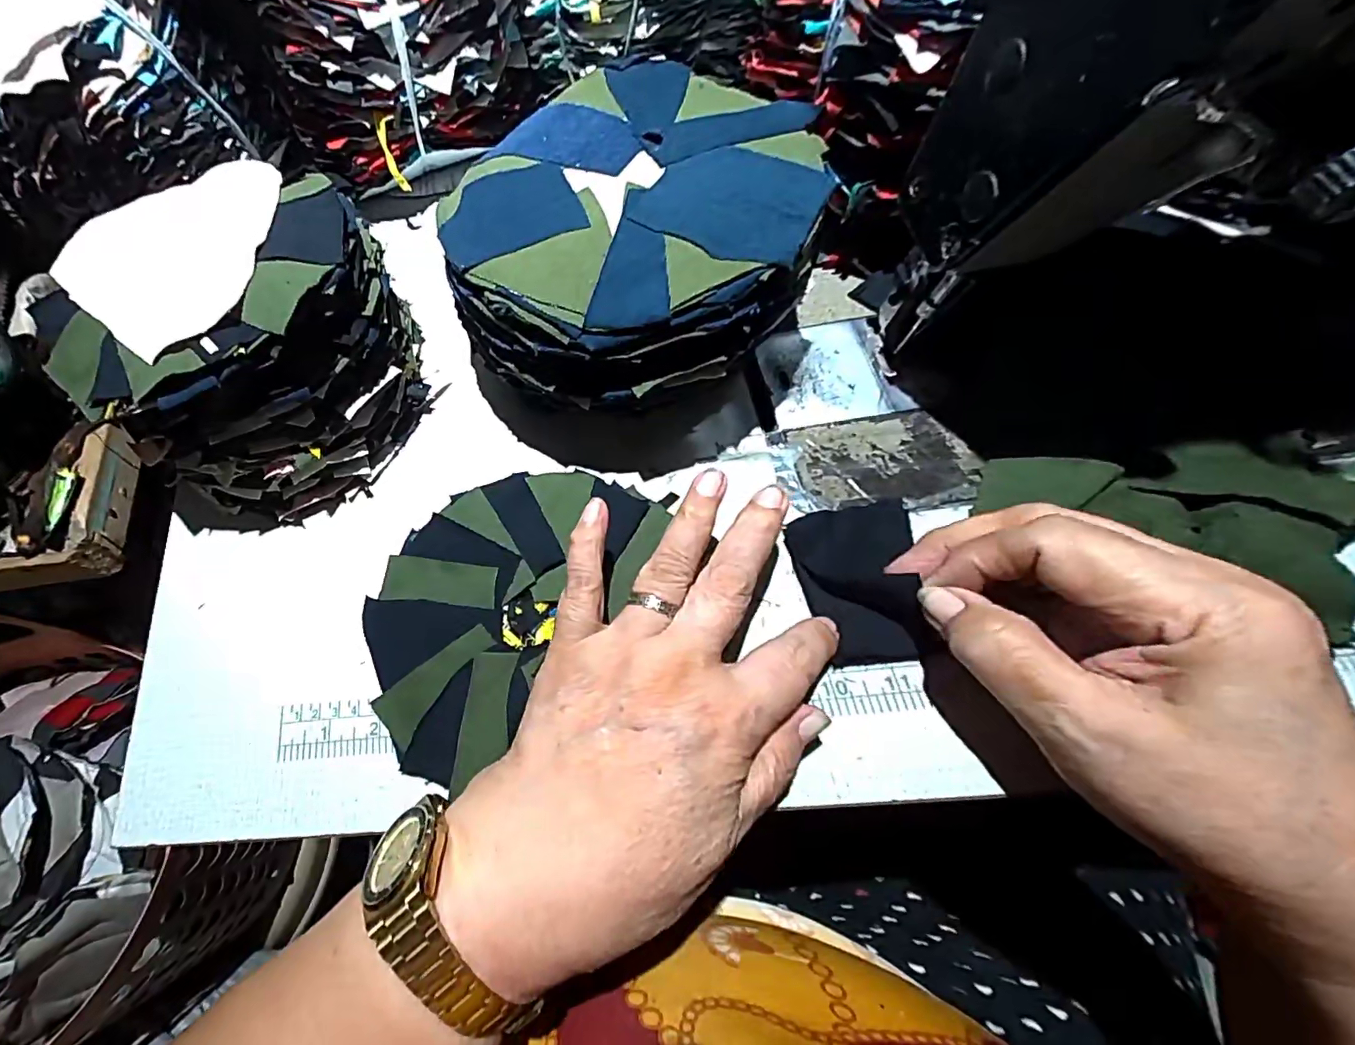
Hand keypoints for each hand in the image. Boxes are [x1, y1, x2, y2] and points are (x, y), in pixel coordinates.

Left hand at [434, 471, 837, 1002]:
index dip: (816, 641)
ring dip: (691, 522)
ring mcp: (622, 651)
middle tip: (772, 497)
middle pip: (731, 588)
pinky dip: (586, 546)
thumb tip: (814, 716)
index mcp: (728, 718)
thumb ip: (773, 766)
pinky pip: (581, 589)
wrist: (530, 873)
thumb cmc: (635, 870)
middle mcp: (681, 668)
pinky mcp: (570, 651)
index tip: (824, 628)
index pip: (792, 660)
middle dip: (756, 537)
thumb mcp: (725, 835)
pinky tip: (596, 509)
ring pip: (666, 572)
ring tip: (711, 481)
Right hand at [887, 504, 1354, 916]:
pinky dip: (1027, 593)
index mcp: (1206, 597)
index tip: (921, 590)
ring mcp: (1196, 599)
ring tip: (939, 584)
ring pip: (1072, 552)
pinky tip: (989, 606)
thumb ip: (1004, 656)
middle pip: (1065, 529)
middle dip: (977, 545)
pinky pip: (1087, 589)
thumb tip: (937, 600)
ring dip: (997, 564)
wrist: (1323, 883)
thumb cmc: (1215, 814)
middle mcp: (1207, 579)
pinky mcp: (1180, 625)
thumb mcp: (1088, 735)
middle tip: (912, 570)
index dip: (977, 555)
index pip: (1059, 538)